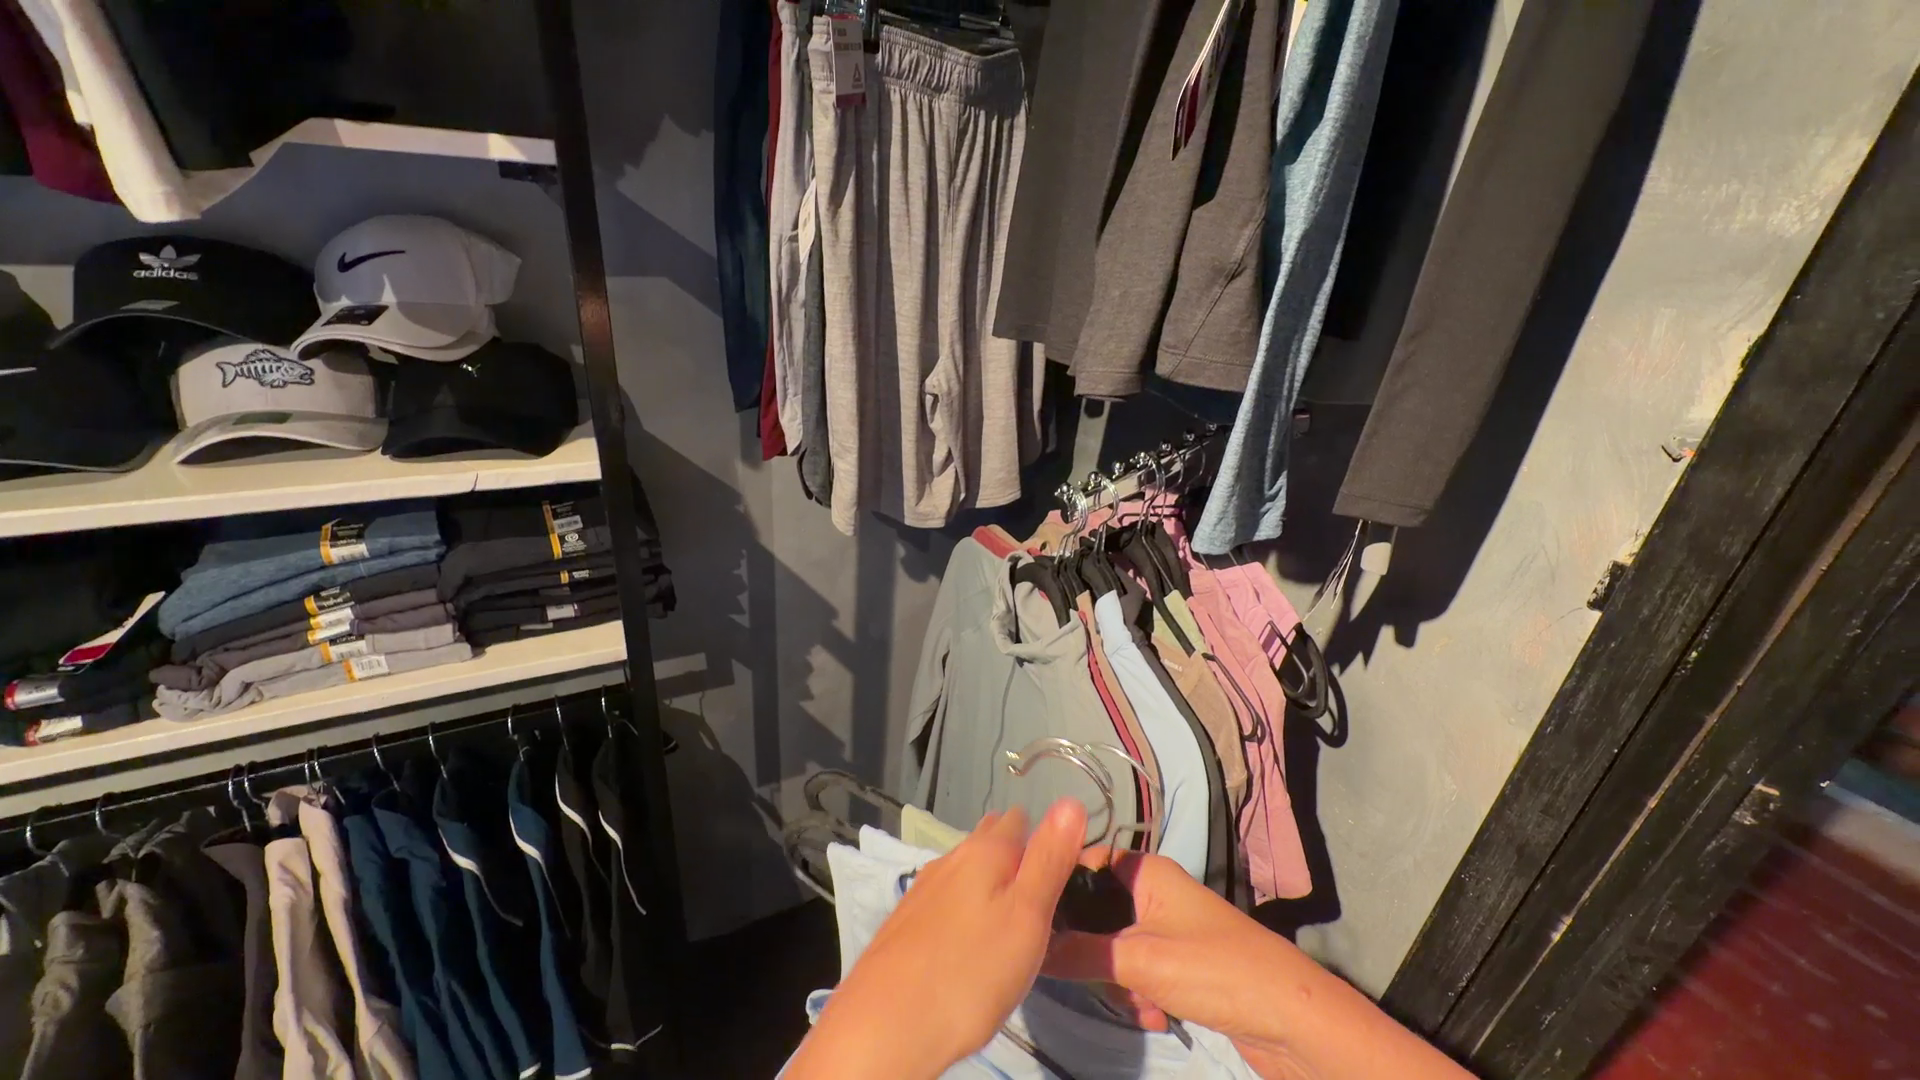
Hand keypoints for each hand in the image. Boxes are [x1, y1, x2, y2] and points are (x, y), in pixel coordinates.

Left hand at [785, 799, 1087, 1079]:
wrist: (886, 1025)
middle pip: (992, 839)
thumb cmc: (971, 970)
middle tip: (1043, 898)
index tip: (1065, 877)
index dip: (1047, 841)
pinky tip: (971, 938)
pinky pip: (948, 897)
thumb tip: (1071, 800)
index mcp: (984, 850)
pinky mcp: (907, 920)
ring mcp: (924, 888)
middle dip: (1018, 855)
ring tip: (1012, 919)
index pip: (1023, 820)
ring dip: (990, 881)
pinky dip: (966, 906)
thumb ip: (1050, 858)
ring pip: (968, 868)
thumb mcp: (1027, 915)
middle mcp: (951, 857)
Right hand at [1045, 850, 1298, 1043]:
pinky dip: (1142, 997)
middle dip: (1095, 955)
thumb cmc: (1213, 970)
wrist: (1290, 1019)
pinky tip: (1160, 1017)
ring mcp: (1168, 929)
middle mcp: (1154, 893)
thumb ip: (1079, 952)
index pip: (1084, 864)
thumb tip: (1028, 946)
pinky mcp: (1180, 965)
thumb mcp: (1138, 961)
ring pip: (1114, 951)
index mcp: (1145, 872)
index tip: (1034, 921)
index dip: (1058, 889)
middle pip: (1096, 915)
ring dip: (1121, 984)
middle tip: (1105, 979)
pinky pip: (1139, 974)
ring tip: (1145, 1005)